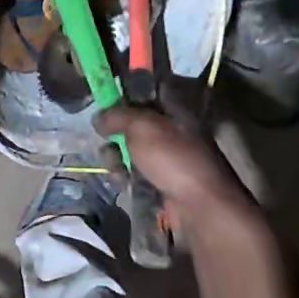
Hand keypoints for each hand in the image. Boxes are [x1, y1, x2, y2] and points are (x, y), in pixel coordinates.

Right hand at [95, 105, 252, 221]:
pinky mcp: (159, 183)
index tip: (105, 102)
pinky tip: (122, 182)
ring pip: (130, 151)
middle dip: (115, 132)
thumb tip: (98, 117)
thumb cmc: (173, 158)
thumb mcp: (142, 127)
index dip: (125, 94)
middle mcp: (171, 131)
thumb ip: (117, 115)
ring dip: (116, 157)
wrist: (200, 206)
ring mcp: (166, 159)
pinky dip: (124, 177)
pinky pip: (134, 174)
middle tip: (106, 138)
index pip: (148, 91)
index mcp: (175, 110)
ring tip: (115, 167)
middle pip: (134, 124)